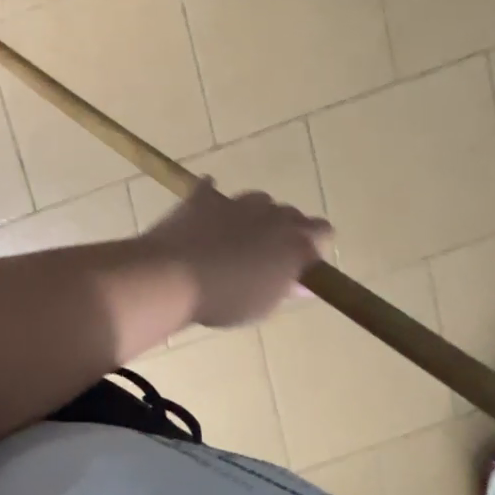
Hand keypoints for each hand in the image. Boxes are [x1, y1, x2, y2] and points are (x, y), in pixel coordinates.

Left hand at [141, 179, 332, 327]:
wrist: (172, 278)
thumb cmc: (224, 300)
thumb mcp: (263, 305)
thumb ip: (284, 288)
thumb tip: (301, 283)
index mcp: (296, 243)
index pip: (322, 233)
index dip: (311, 246)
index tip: (297, 262)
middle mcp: (272, 216)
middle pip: (289, 214)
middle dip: (281, 229)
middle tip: (263, 251)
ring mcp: (236, 204)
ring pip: (257, 199)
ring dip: (252, 213)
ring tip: (235, 233)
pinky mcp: (202, 199)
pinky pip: (210, 188)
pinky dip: (210, 194)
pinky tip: (205, 202)